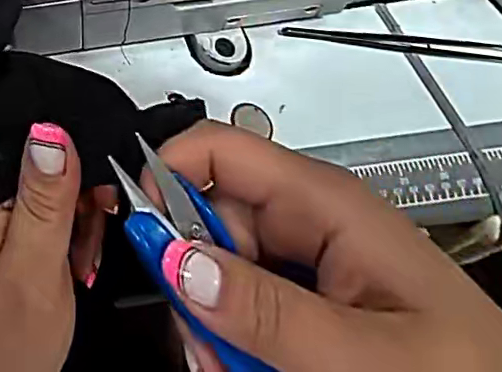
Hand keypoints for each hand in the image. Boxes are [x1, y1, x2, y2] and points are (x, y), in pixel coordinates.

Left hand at [0, 123, 112, 371]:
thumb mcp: (29, 275)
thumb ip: (44, 202)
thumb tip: (52, 130)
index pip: (31, 126)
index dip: (77, 150)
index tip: (98, 192)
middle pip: (45, 147)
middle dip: (80, 188)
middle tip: (85, 236)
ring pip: (52, 170)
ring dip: (78, 210)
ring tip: (76, 255)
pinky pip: (46, 194)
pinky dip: (68, 221)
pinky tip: (68, 252)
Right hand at [152, 120, 501, 371]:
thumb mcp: (364, 353)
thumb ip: (266, 308)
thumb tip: (175, 258)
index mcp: (323, 200)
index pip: (219, 150)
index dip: (168, 173)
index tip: (137, 231)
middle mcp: (310, 221)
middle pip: (211, 221)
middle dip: (195, 280)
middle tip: (209, 348)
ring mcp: (309, 266)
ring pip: (223, 274)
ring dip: (218, 327)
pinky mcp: (313, 306)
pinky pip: (248, 310)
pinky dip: (239, 346)